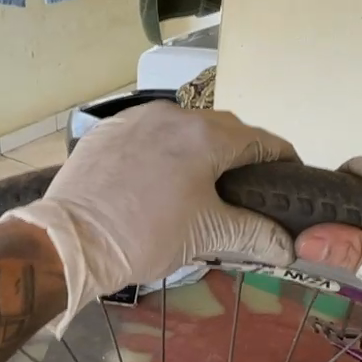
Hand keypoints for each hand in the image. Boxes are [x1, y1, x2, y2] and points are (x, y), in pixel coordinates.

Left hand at [2, 101, 298, 331]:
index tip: (288, 181)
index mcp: (207, 135)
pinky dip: (161, 153)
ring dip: (197, 152)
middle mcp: (174, 114)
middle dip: (238, 158)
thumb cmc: (147, 236)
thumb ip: (254, 234)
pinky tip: (156, 181)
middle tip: (243, 192)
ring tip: (197, 187)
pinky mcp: (106, 131)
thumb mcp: (208, 236)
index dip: (281, 161)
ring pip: (181, 130)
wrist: (72, 241)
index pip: (261, 141)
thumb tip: (290, 247)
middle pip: (222, 131)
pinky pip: (147, 136)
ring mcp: (135, 118)